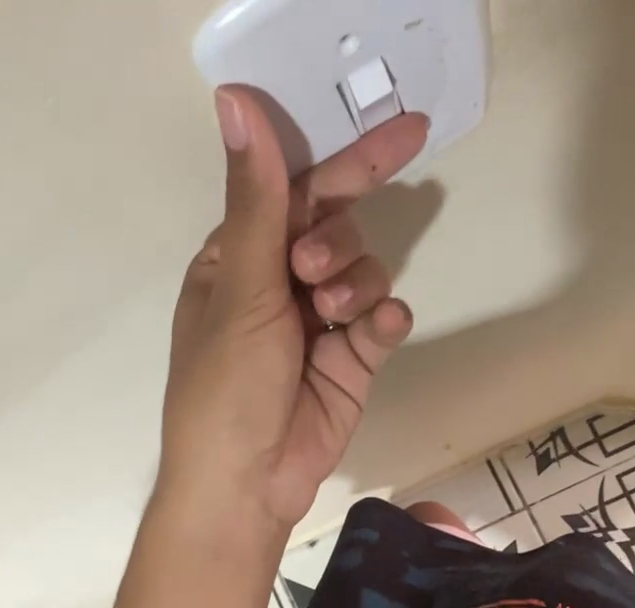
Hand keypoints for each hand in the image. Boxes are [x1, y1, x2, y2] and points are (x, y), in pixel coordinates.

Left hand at [160, 87, 428, 531]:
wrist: (246, 483)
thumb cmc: (224, 386)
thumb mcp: (240, 289)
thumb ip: (256, 199)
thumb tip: (235, 98)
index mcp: (239, 260)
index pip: (298, 193)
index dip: (350, 162)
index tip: (409, 132)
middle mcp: (281, 284)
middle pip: (339, 227)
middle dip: (337, 241)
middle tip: (313, 272)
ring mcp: (320, 325)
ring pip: (366, 272)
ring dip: (355, 285)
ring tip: (330, 320)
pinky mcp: (352, 363)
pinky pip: (382, 321)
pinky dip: (382, 322)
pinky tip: (374, 334)